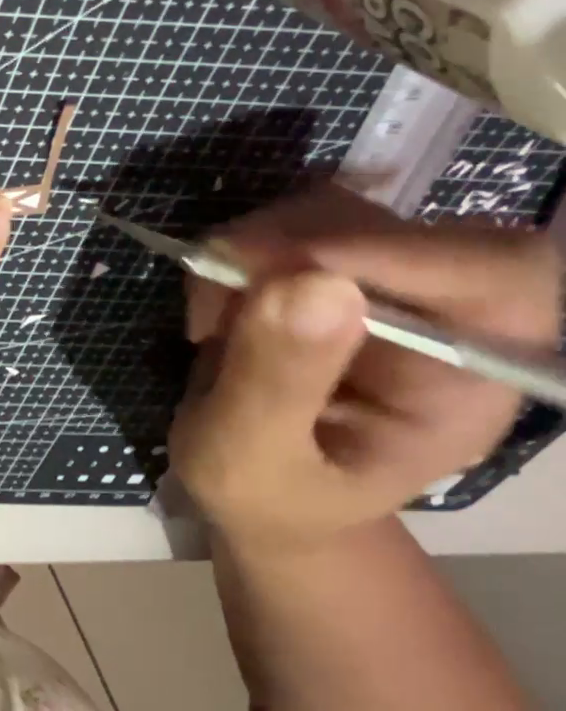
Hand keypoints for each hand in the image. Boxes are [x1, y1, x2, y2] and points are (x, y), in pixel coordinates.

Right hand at [170, 184, 561, 551]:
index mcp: (465, 382)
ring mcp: (383, 292)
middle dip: (298, 244)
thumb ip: (279, 381)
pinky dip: (233, 253)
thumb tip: (311, 279)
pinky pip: (286, 225)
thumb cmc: (266, 496)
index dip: (408, 252)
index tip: (295, 264)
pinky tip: (212, 308)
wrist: (254, 494)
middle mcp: (442, 324)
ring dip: (253, 249)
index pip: (501, 279)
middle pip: (405, 230)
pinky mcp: (327, 274)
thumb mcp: (252, 459)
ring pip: (335, 215)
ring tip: (209, 319)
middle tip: (218, 286)